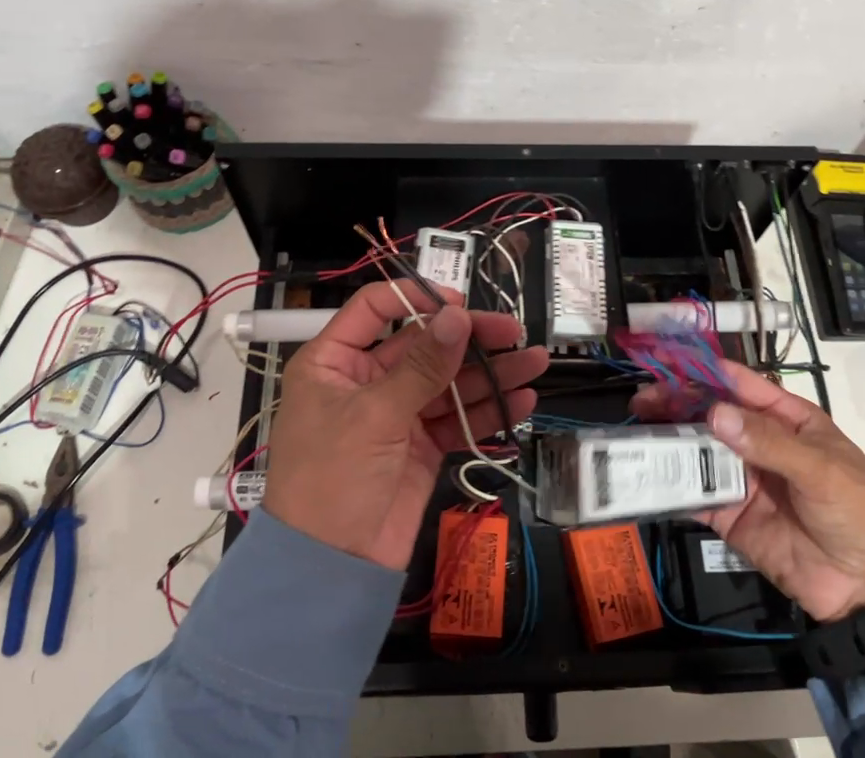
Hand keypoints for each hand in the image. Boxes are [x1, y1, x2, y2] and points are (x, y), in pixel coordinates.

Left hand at [263, 280, 546, 570]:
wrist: (330, 567)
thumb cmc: (333, 477)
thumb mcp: (374, 416)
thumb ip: (422, 366)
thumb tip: (459, 315)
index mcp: (334, 361)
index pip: (375, 309)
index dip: (416, 299)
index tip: (460, 303)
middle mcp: (365, 380)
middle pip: (422, 345)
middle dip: (469, 339)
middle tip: (514, 333)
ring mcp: (396, 414)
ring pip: (448, 382)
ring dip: (490, 374)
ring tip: (534, 362)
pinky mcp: (421, 446)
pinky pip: (458, 418)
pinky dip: (488, 411)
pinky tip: (522, 400)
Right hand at [631, 361, 864, 621]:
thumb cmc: (859, 512)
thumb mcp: (822, 471)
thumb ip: (768, 443)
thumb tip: (714, 413)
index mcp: (789, 421)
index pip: (742, 386)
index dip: (707, 371)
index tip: (669, 360)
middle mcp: (760, 444)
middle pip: (712, 417)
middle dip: (677, 405)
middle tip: (642, 401)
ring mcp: (742, 480)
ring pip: (698, 453)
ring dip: (667, 442)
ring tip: (635, 432)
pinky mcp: (729, 516)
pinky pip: (694, 497)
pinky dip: (669, 487)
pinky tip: (644, 477)